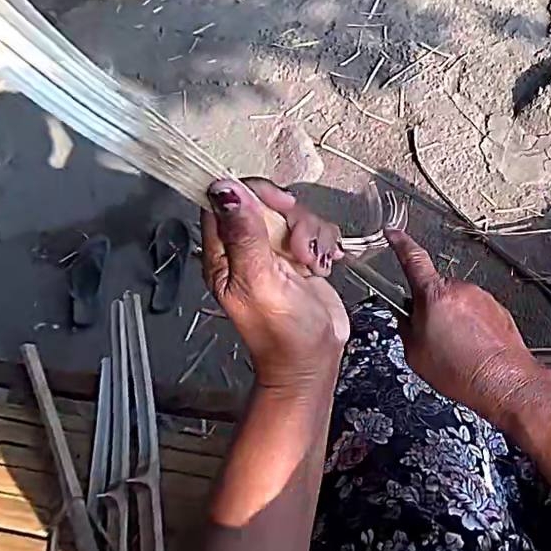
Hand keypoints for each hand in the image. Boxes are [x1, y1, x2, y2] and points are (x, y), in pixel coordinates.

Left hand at [202, 180, 348, 393]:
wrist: (313, 360)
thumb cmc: (282, 334)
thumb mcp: (260, 281)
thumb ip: (244, 234)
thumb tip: (224, 190)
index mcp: (224, 253)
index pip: (226, 200)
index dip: (253, 193)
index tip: (278, 206)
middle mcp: (248, 248)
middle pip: (266, 201)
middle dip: (292, 217)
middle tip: (299, 244)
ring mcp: (276, 251)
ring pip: (295, 214)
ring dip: (312, 233)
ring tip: (312, 263)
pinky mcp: (301, 255)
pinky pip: (316, 229)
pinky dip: (325, 242)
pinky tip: (323, 265)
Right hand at [386, 230, 550, 425]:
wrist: (504, 381)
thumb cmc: (462, 371)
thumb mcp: (415, 354)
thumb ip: (406, 327)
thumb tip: (405, 317)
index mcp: (434, 295)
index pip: (413, 259)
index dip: (400, 243)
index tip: (393, 234)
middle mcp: (460, 289)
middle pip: (435, 290)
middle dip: (431, 309)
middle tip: (433, 338)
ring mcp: (481, 297)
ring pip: (456, 302)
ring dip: (453, 320)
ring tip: (457, 350)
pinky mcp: (497, 307)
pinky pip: (476, 311)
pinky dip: (471, 327)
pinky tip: (472, 349)